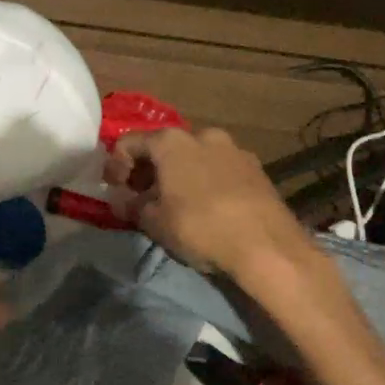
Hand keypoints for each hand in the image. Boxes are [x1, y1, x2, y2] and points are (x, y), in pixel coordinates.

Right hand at [105, 127, 310, 278]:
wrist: (270, 249)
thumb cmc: (201, 228)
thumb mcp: (154, 222)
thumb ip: (132, 206)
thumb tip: (120, 201)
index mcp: (171, 141)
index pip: (129, 143)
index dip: (114, 165)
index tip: (114, 189)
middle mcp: (202, 135)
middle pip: (164, 147)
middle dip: (148, 170)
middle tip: (142, 196)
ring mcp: (234, 150)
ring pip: (194, 157)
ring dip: (179, 175)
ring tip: (176, 203)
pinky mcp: (258, 169)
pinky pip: (219, 169)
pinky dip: (205, 181)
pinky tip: (207, 207)